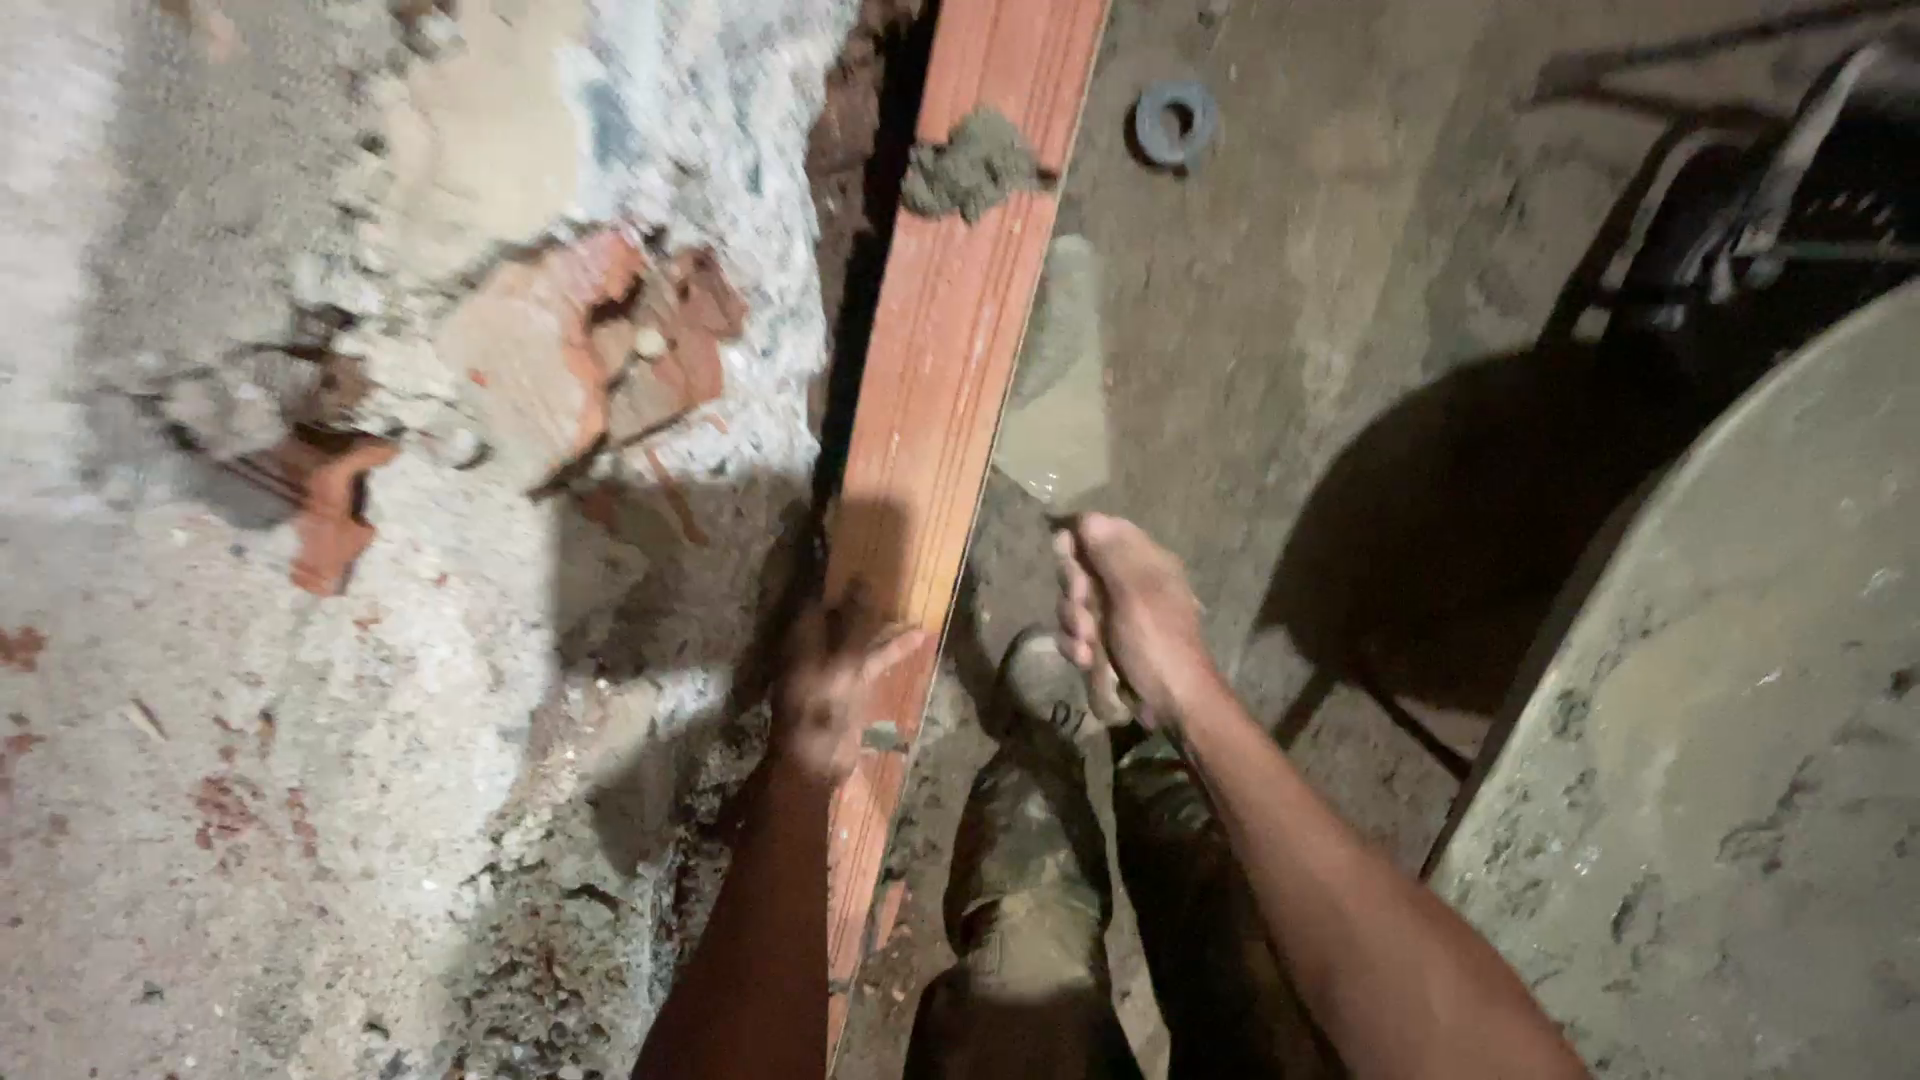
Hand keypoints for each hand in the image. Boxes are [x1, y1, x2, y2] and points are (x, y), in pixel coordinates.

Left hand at [771, 591, 926, 785]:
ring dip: (884, 623)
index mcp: (802, 639)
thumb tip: (863, 581)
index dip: (838, 583)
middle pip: (840, 616)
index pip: (818, 600)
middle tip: (890, 575)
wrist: (818, 761)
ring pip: (861, 637)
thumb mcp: (841, 661)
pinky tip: (919, 637)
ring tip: (910, 600)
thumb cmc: (822, 706)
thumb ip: (855, 622)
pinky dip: (894, 649)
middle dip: (864, 599)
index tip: (862, 562)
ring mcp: (836, 668)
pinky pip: (874, 659)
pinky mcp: (854, 686)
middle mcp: (816, 649)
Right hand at [1053, 513, 1219, 728]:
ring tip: (1089, 645)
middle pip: (1079, 567)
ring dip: (1074, 624)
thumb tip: (1087, 518)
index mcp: (1143, 561)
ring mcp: (1114, 613)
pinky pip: (1075, 632)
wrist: (1171, 702)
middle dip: (1073, 591)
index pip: (1100, 530)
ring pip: (1072, 603)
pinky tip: (1086, 660)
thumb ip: (1109, 552)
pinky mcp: (1103, 641)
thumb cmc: (1157, 641)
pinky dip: (1076, 646)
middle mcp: (1127, 581)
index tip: (1067, 557)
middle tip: (1084, 608)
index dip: (1078, 541)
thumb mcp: (1134, 591)